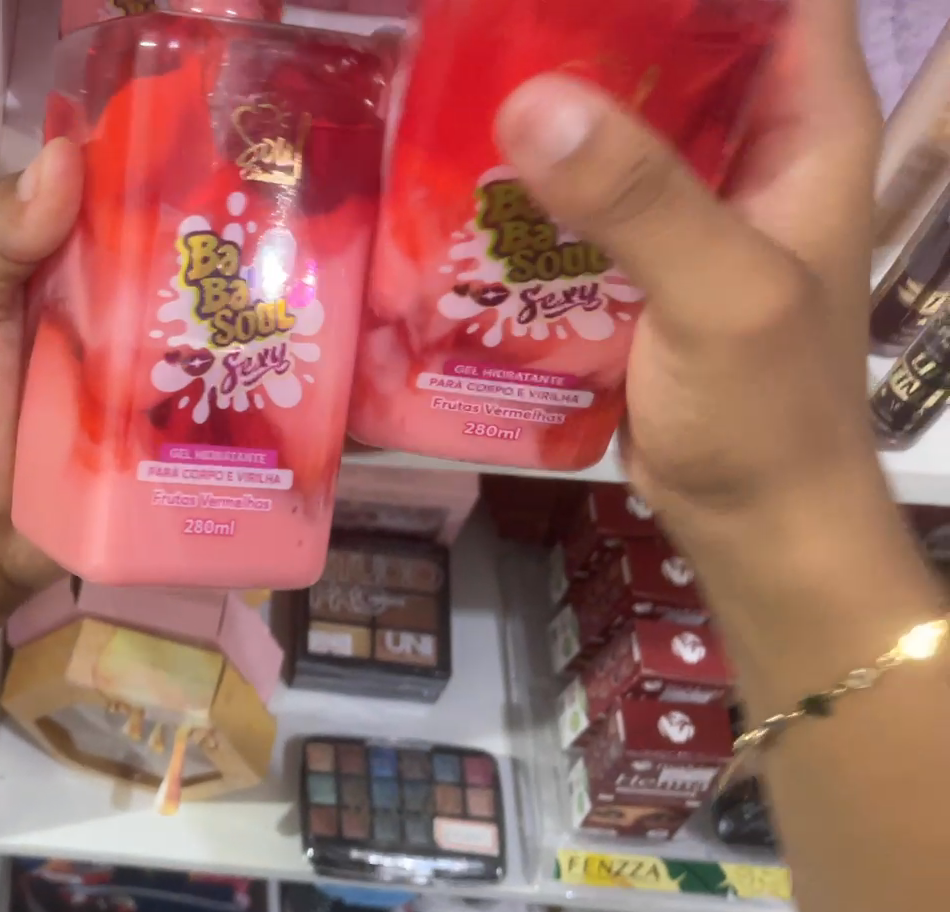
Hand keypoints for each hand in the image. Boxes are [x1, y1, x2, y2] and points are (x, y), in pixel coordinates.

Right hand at [494, 0, 883, 542]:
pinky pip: (579, 217)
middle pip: (677, 66)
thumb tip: (530, 103)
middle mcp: (747, 161)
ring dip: (551, 132)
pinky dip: (531, 207)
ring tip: (463, 113)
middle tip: (494, 44)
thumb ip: (638, 199)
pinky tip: (471, 209)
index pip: (770, 6)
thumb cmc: (760, 403)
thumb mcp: (714, 291)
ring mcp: (684, 221)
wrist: (745, 506)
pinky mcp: (631, 275)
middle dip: (593, 49)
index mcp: (804, 133)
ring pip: (617, 144)